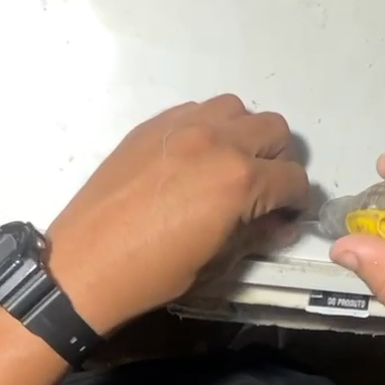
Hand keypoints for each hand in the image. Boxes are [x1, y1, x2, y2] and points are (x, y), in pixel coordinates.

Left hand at [48, 95, 309, 334]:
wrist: (87, 264)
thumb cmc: (155, 274)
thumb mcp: (216, 264)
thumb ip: (255, 236)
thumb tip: (281, 225)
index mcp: (239, 180)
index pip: (293, 178)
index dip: (297, 201)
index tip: (287, 216)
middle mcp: (218, 140)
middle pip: (275, 131)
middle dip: (279, 161)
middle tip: (264, 191)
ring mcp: (183, 125)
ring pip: (238, 110)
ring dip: (245, 136)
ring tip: (229, 168)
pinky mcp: (153, 125)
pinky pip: (198, 110)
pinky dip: (210, 129)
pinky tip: (195, 161)